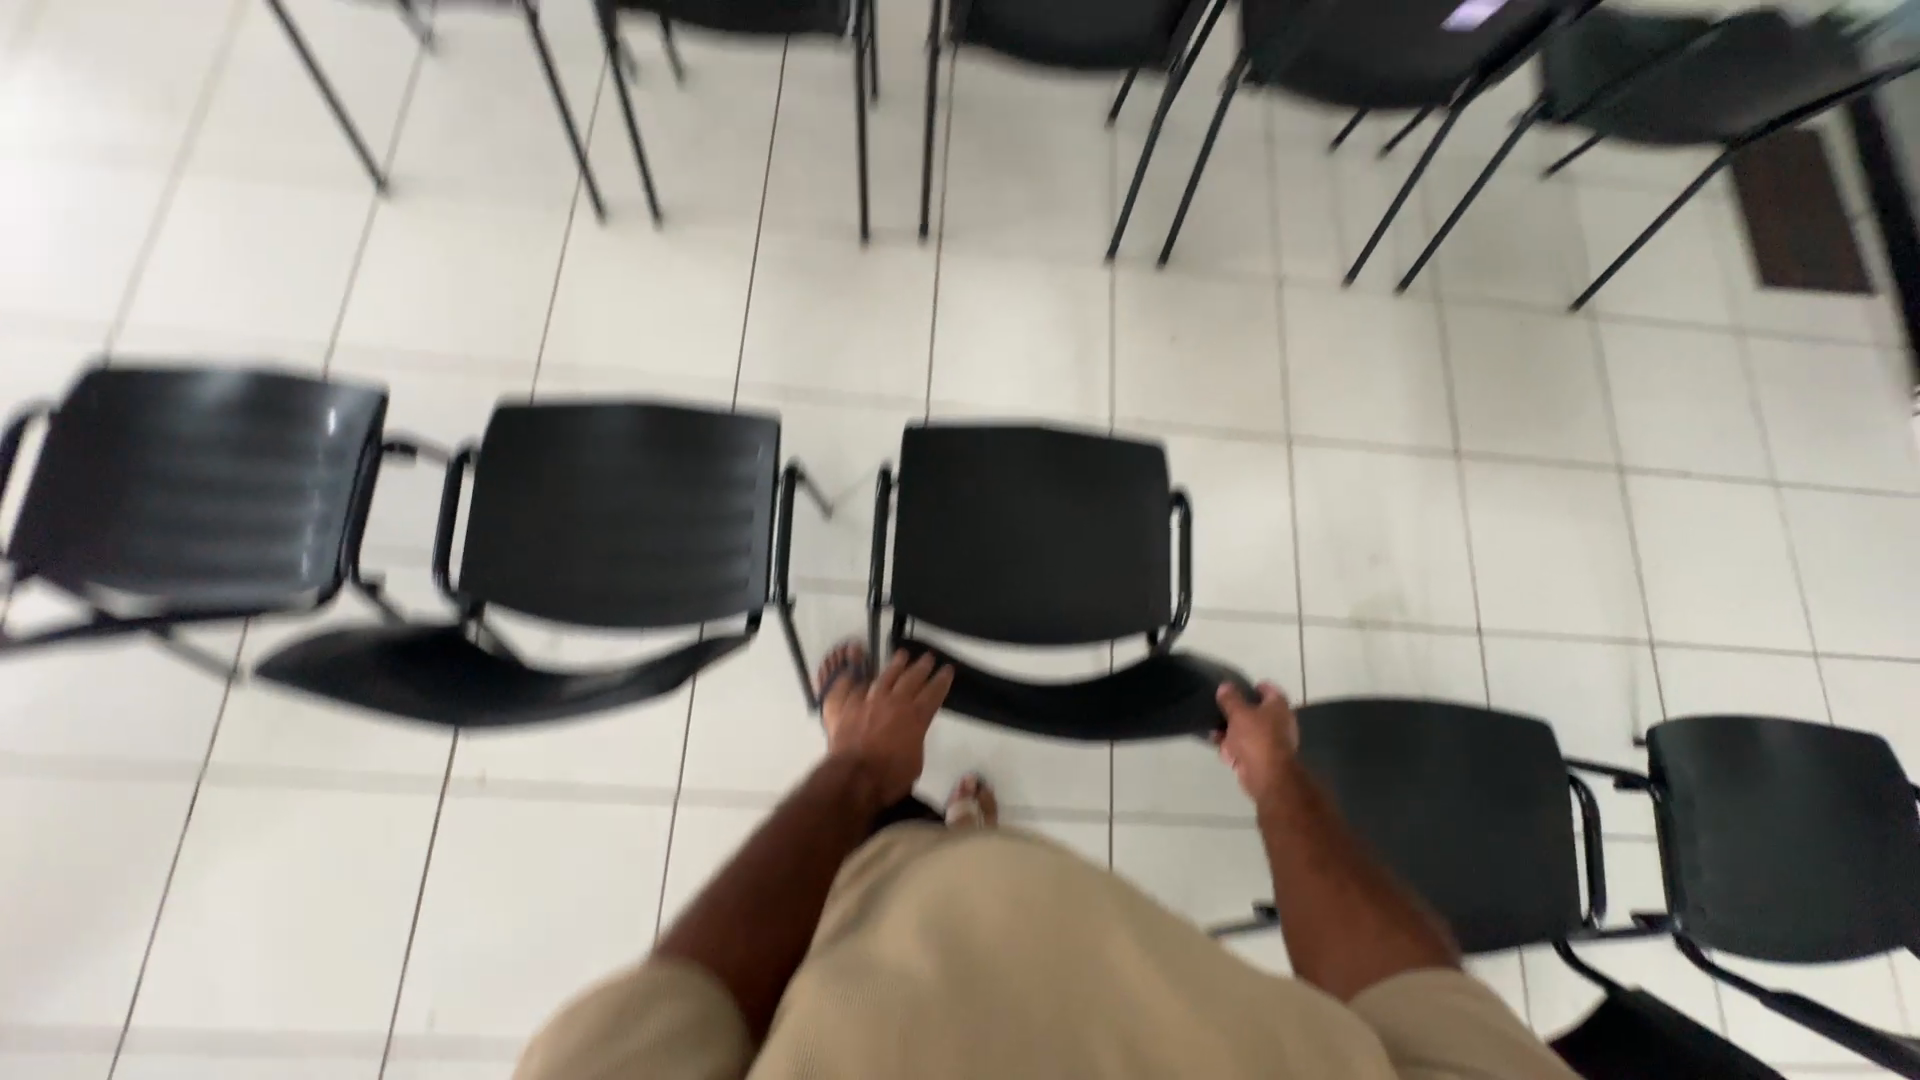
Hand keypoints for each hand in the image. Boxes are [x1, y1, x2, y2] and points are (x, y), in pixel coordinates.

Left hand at [824, 650, 953, 803]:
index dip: (942, 680)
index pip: (933, 693)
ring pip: (884, 677)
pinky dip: (850, 681)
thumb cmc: (890, 777)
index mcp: (915, 717)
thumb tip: (909, 734)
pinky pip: (848, 688)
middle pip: (911, 679)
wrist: (854, 776)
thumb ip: (914, 741)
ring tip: (901, 655)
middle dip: (921, 667)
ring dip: (894, 665)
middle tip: (928, 657)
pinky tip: (852, 673)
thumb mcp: (915, 762)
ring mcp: (867, 701)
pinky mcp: (846, 706)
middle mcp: (893, 703)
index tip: (947, 669)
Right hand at [1213, 681, 1299, 808]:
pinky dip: (1235, 750)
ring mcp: (1272, 742)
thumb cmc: (1256, 738)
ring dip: (1231, 733)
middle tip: (1219, 710)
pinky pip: (1246, 749)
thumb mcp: (1238, 713)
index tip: (1236, 687)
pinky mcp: (1263, 758)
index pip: (1268, 689)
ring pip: (1248, 732)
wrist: (1267, 776)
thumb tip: (1225, 686)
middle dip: (1236, 713)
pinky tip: (1222, 751)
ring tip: (1214, 733)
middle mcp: (1279, 722)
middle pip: (1255, 712)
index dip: (1253, 686)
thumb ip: (1230, 698)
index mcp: (1278, 706)